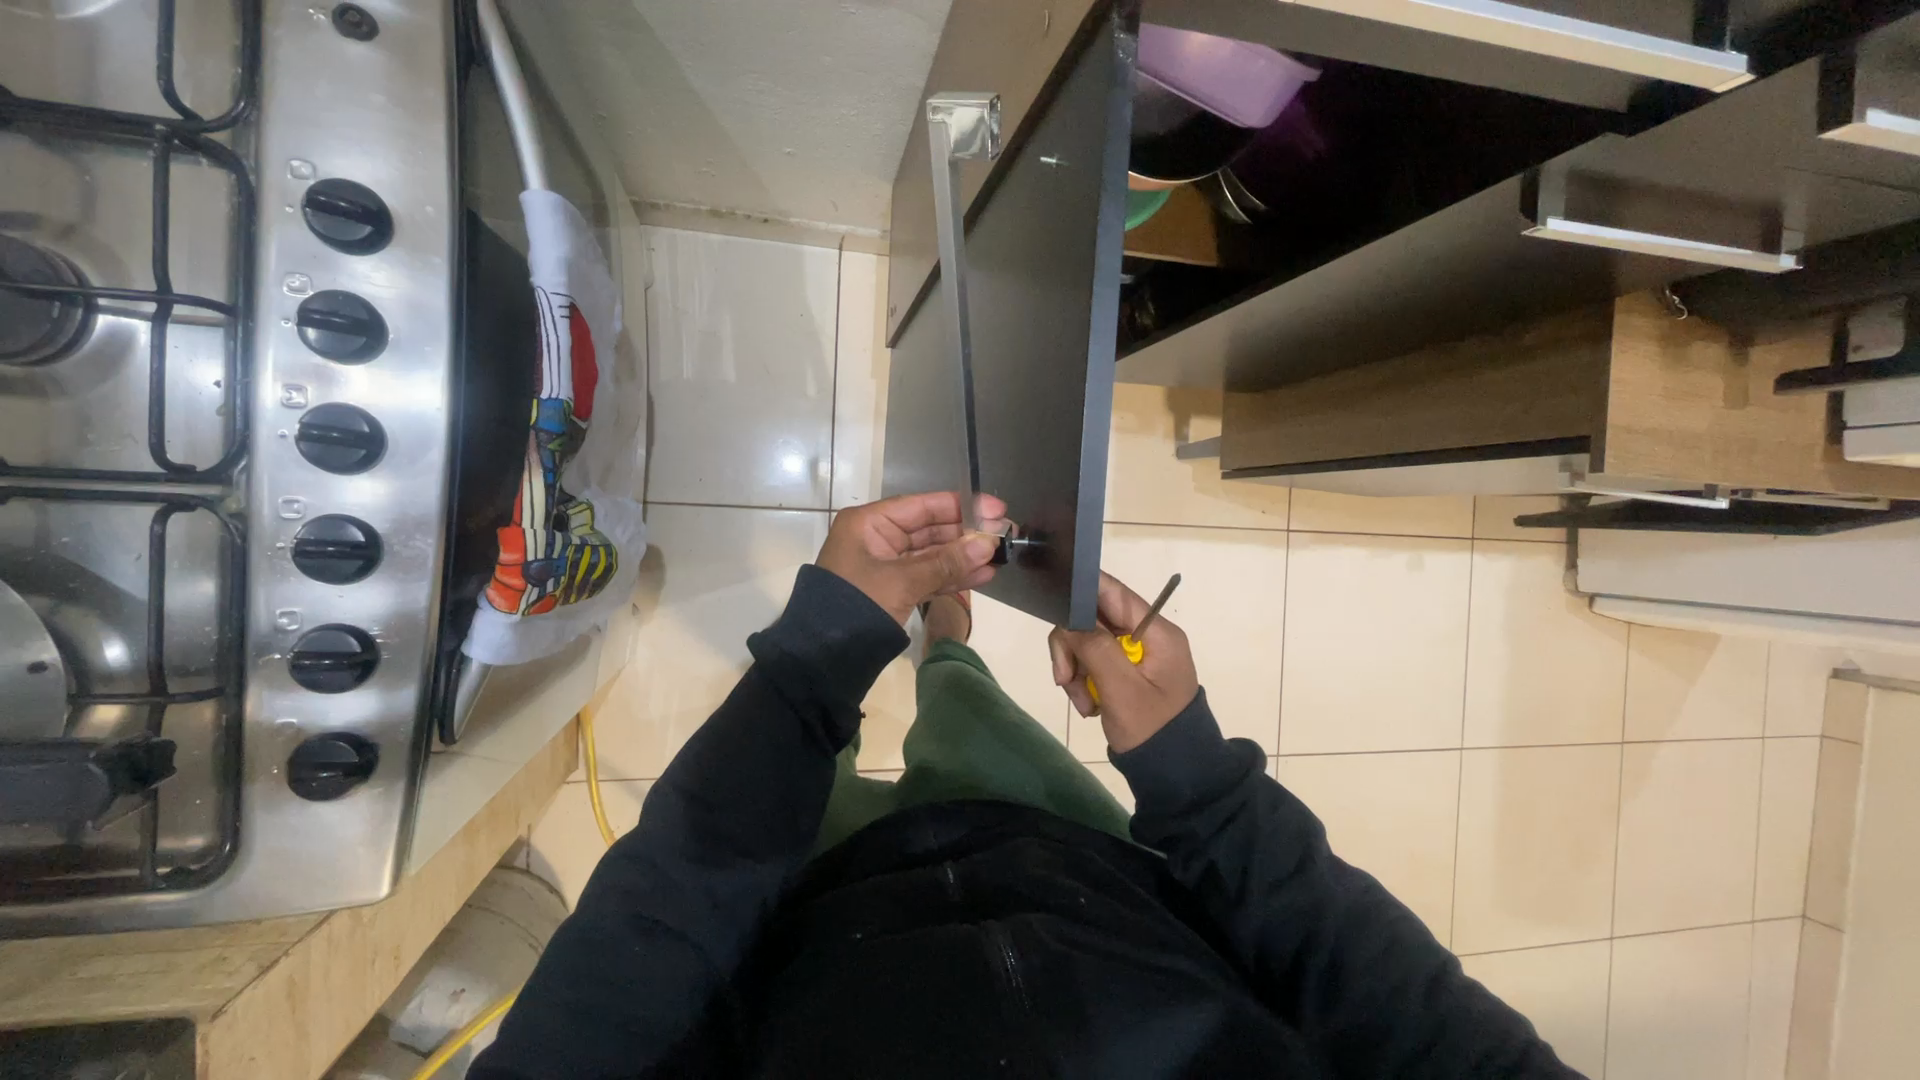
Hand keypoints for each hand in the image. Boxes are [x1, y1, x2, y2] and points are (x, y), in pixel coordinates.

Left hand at [816, 492, 1007, 624]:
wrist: (824, 658)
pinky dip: (952, 577)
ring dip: (964, 557)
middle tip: (1004, 534)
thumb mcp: (903, 581)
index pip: (922, 506)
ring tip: (999, 557)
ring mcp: (886, 566)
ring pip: (932, 555)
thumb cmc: (857, 606)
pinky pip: (927, 576)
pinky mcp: (893, 590)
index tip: (996, 509)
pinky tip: (982, 576)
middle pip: (930, 529)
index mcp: (869, 523)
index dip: (961, 506)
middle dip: (967, 533)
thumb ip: (947, 563)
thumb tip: (988, 545)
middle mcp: (877, 538)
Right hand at [1048, 572, 1198, 752]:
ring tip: (1081, 702)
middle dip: (1073, 647)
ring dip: (1076, 669)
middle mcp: (1148, 635)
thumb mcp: (1121, 690)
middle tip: (1064, 680)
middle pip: (1094, 618)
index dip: (1080, 593)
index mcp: (1157, 632)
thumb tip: (1069, 619)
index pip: (1112, 592)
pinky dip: (1084, 680)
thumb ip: (1095, 648)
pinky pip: (1094, 661)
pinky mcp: (1126, 670)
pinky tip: (1088, 705)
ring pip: (1089, 641)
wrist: (1174, 772)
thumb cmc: (1152, 729)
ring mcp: (1137, 652)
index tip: (1053, 611)